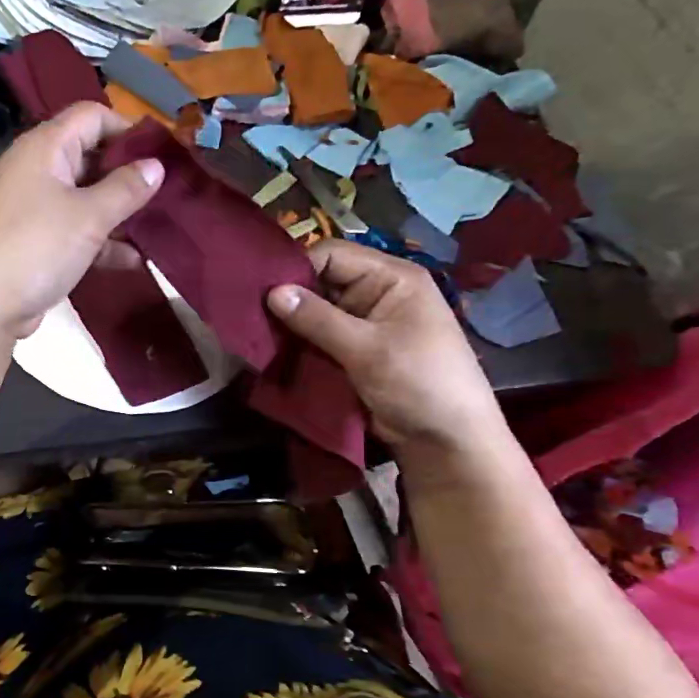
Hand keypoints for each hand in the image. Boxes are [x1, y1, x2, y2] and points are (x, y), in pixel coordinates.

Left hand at [0, 103, 162, 339]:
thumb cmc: (36, 247)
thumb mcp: (89, 217)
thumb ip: (126, 189)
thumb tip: (157, 165)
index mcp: (46, 147)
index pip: (92, 116)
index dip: (128, 129)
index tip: (162, 153)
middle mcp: (38, 169)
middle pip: (91, 156)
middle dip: (128, 174)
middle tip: (167, 192)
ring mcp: (35, 206)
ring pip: (86, 197)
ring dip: (119, 211)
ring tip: (157, 227)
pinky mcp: (36, 239)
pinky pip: (76, 229)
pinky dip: (102, 241)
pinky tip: (134, 260)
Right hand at [266, 240, 501, 452]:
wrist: (448, 442)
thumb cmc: (418, 383)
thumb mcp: (367, 349)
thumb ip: (318, 319)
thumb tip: (272, 292)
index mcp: (391, 277)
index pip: (332, 254)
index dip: (297, 268)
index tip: (261, 292)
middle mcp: (377, 293)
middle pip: (322, 282)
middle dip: (290, 298)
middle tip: (250, 315)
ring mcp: (367, 324)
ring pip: (317, 313)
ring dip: (292, 325)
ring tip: (257, 335)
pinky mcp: (357, 352)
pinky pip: (321, 338)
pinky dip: (301, 344)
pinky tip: (274, 351)